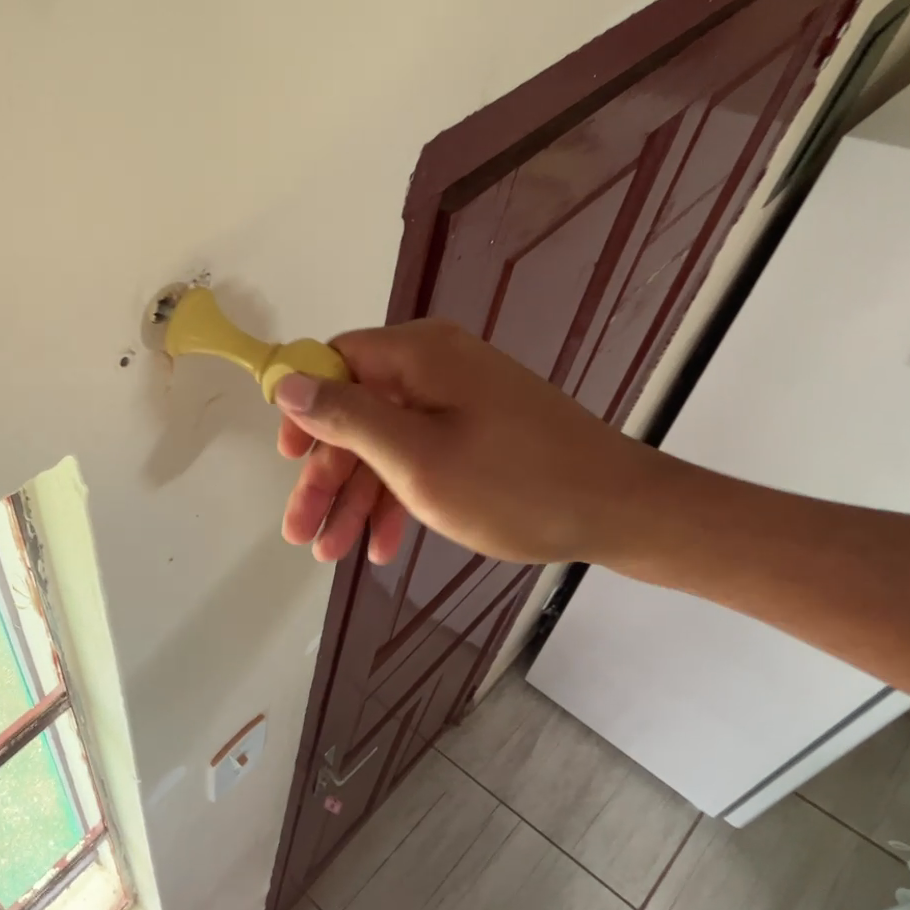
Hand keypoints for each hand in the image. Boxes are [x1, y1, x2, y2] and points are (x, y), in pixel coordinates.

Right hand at [275, 319, 673, 565]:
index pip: (335, 363)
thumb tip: (285, 380)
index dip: (304, 410)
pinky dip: (396, 499)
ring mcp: (456, 403)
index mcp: (418, 355)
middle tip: (301, 532)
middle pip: (355, 415)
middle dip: (327, 479)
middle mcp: (433, 368)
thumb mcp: (414, 458)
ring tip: (331, 553)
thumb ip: (346, 418)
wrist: (623, 513)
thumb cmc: (513, 484)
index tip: (287, 460)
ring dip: (355, 500)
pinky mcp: (474, 433)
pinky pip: (418, 457)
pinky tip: (382, 546)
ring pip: (383, 446)